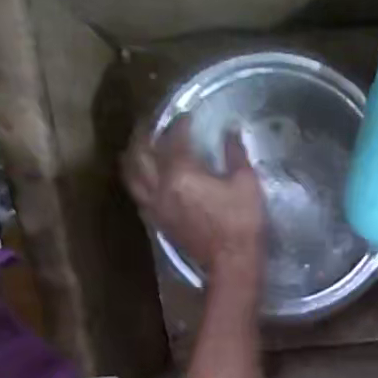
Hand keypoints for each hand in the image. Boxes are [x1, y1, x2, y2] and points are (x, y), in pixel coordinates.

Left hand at [126, 115, 265, 282]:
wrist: (232, 264)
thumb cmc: (242, 222)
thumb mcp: (246, 183)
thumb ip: (235, 153)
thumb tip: (231, 130)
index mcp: (181, 174)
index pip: (174, 140)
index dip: (180, 124)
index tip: (187, 114)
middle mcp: (160, 187)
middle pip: (140, 154)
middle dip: (145, 134)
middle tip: (152, 123)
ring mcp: (155, 207)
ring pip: (132, 176)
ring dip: (133, 157)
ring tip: (140, 146)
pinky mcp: (157, 222)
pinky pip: (139, 196)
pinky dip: (138, 181)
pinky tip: (145, 177)